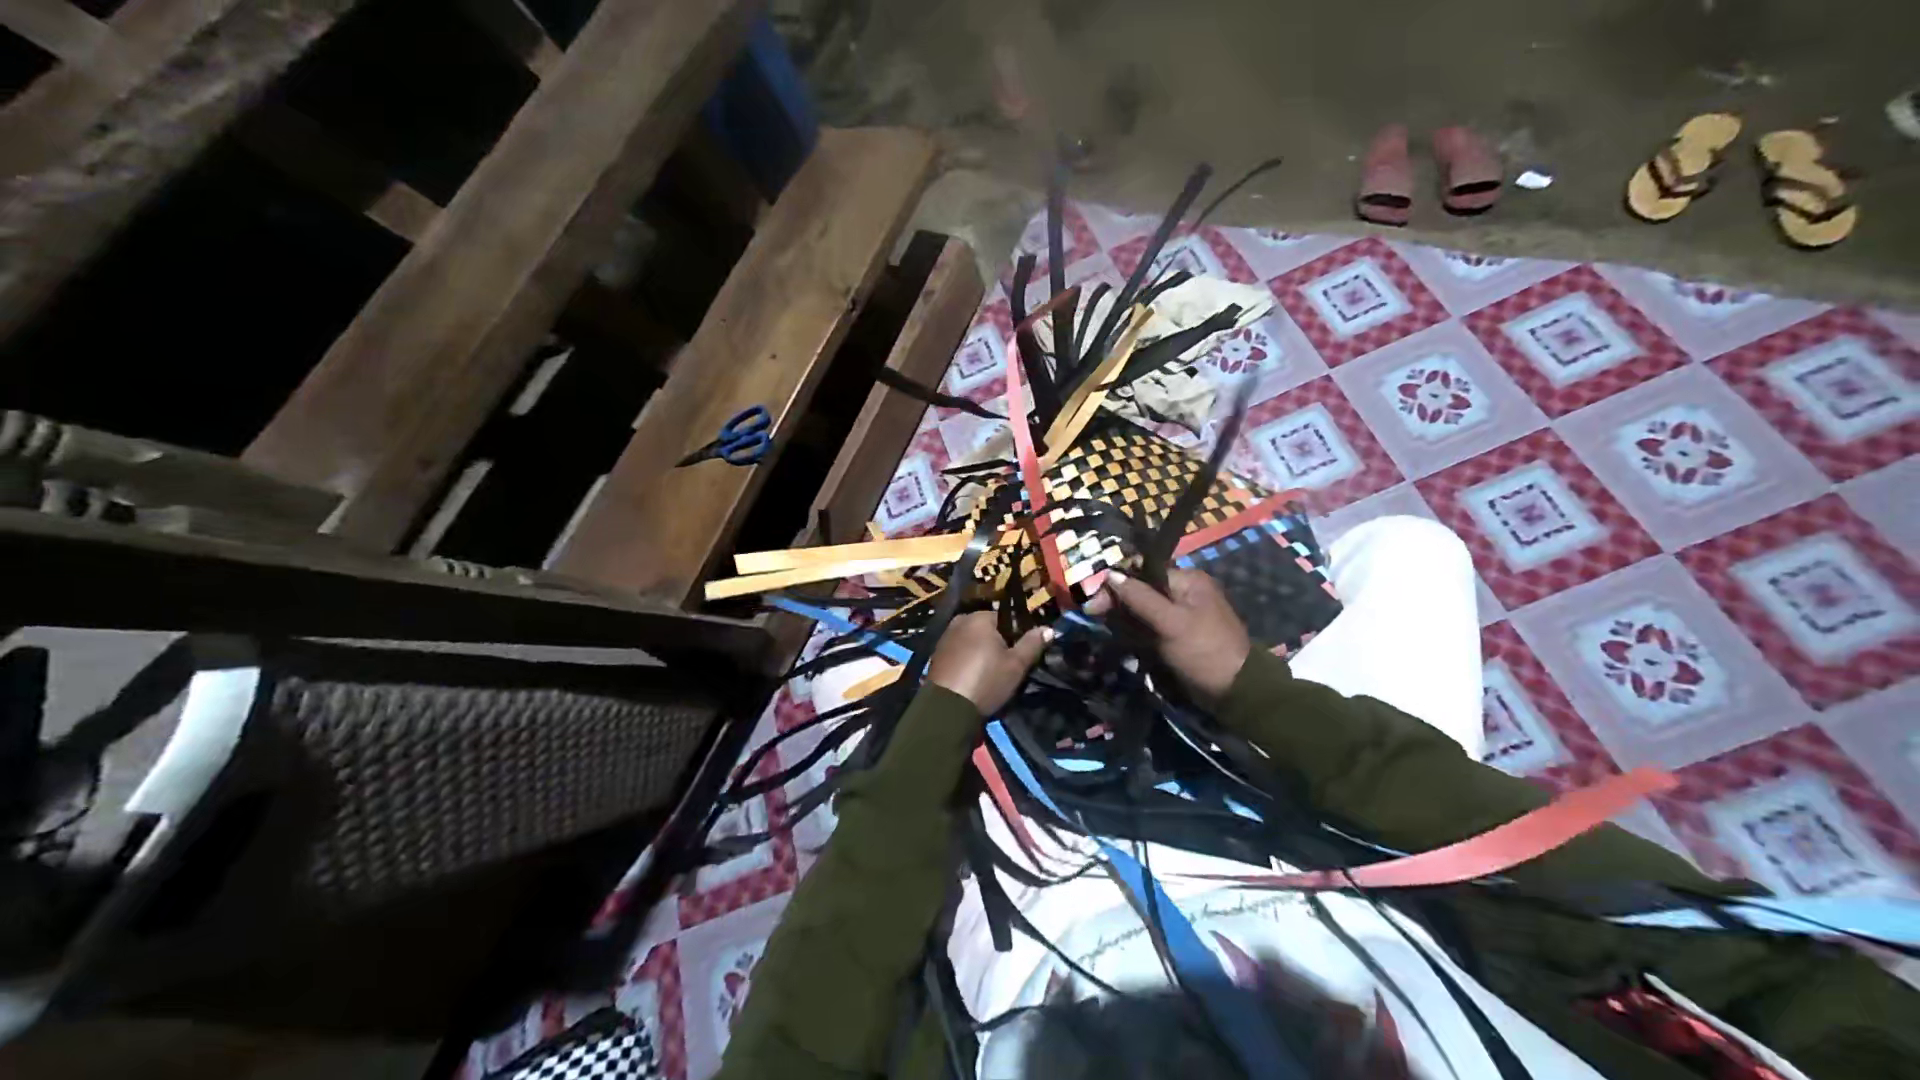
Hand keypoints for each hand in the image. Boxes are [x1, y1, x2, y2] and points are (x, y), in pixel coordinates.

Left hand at [925, 611, 1051, 714]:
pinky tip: (972, 679)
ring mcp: (945, 638)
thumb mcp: (1016, 665)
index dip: (1015, 637)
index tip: (1019, 657)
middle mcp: (959, 621)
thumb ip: (1032, 644)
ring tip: (989, 677)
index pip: (1005, 619)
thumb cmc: (986, 680)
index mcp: (979, 617)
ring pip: (972, 642)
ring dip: (981, 654)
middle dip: (997, 645)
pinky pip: (959, 653)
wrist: (947, 708)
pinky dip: (967, 662)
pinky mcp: (936, 655)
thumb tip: (1048, 628)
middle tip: (1006, 669)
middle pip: (987, 631)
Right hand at [1086, 568, 1250, 706]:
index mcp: (1187, 580)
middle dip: (1118, 602)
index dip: (1117, 584)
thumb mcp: (1171, 622)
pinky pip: (1149, 626)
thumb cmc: (1204, 650)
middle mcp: (1184, 591)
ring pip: (1142, 608)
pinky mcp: (1177, 634)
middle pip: (1140, 589)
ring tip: (1109, 632)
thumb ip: (1140, 597)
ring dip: (1124, 619)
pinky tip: (1123, 640)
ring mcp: (1180, 613)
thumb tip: (1110, 574)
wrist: (1235, 690)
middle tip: (1095, 618)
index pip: (1142, 571)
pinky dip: (1135, 632)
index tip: (1095, 604)